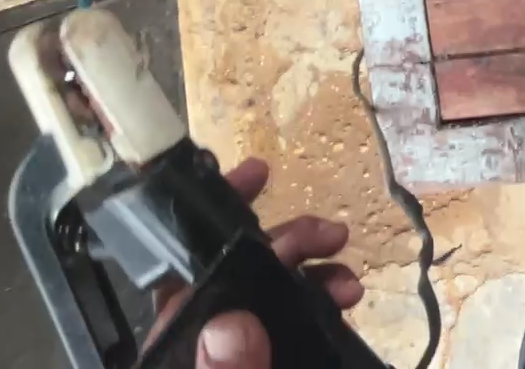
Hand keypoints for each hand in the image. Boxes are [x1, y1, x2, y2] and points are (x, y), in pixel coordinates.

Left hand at [150, 158, 366, 368]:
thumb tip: (230, 326)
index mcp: (176, 351)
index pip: (186, 273)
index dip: (219, 218)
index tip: (259, 174)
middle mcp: (206, 344)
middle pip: (242, 272)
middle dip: (291, 242)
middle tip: (333, 235)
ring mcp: (246, 349)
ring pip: (275, 293)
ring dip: (317, 273)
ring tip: (348, 282)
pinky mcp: (274, 357)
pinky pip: (297, 319)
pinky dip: (324, 300)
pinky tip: (347, 299)